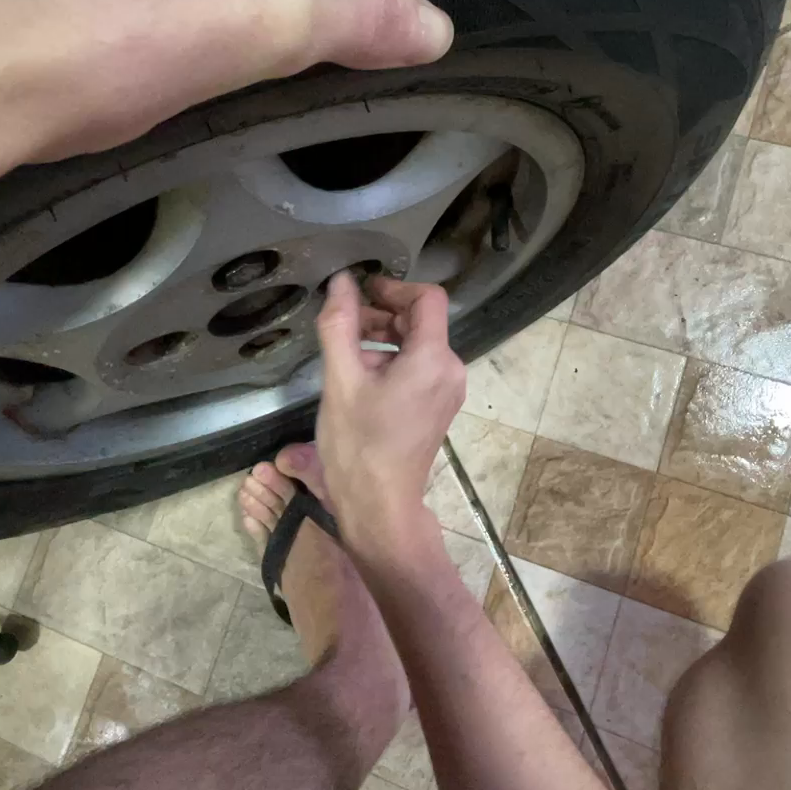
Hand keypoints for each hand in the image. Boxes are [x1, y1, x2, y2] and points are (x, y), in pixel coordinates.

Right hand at [312, 274, 466, 558]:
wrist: (379, 508)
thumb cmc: (358, 445)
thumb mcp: (341, 380)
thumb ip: (340, 324)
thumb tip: (341, 281)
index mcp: (433, 359)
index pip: (428, 298)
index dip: (394, 287)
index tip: (360, 293)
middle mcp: (450, 370)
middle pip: (422, 321)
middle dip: (382, 314)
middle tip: (343, 324)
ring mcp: (447, 391)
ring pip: (418, 344)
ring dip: (383, 338)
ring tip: (345, 352)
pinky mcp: (437, 407)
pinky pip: (418, 368)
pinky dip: (391, 361)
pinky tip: (359, 377)